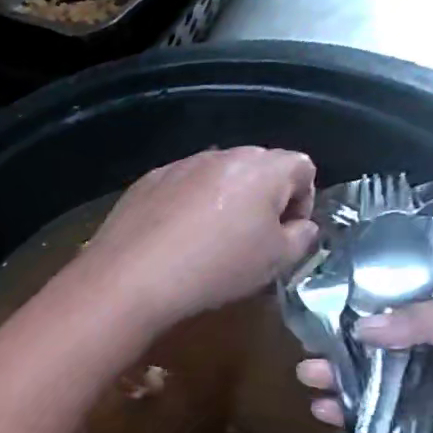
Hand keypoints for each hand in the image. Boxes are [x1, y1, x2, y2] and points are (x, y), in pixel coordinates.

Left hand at [72, 147, 317, 327]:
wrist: (130, 276)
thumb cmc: (214, 267)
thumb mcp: (276, 260)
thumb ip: (301, 236)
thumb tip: (298, 225)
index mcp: (260, 167)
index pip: (301, 167)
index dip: (302, 201)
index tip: (286, 234)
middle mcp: (216, 156)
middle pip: (255, 167)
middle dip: (262, 198)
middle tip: (251, 239)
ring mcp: (174, 167)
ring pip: (213, 177)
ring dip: (221, 200)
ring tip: (208, 241)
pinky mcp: (142, 184)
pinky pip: (177, 189)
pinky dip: (184, 206)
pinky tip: (173, 239)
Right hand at [295, 297, 432, 432]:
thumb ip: (430, 320)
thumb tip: (358, 329)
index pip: (397, 313)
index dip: (356, 316)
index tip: (319, 322)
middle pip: (377, 354)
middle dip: (339, 358)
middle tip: (308, 365)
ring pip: (377, 388)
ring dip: (341, 388)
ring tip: (313, 390)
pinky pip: (389, 422)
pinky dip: (356, 419)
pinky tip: (331, 416)